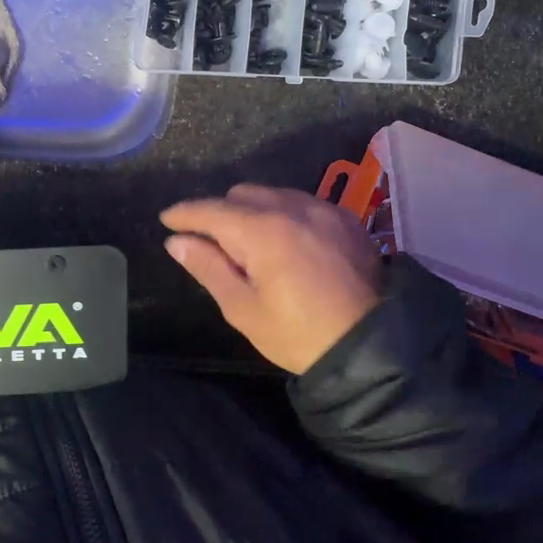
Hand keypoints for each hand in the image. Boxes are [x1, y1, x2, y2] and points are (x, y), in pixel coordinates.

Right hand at [161, 184, 384, 374]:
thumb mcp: (243, 308)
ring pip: (274, 194)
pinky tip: (284, 240)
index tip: (167, 220)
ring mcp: (324, 210)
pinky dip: (284, 213)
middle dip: (220, 211)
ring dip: (252, 210)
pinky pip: (302, 203)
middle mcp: (293, 208)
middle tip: (210, 241)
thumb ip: (208, 268)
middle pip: (241, 194)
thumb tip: (177, 241)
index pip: (211, 210)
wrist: (375, 348)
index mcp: (262, 231)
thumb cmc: (298, 334)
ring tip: (248, 242)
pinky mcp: (347, 220)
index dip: (184, 213)